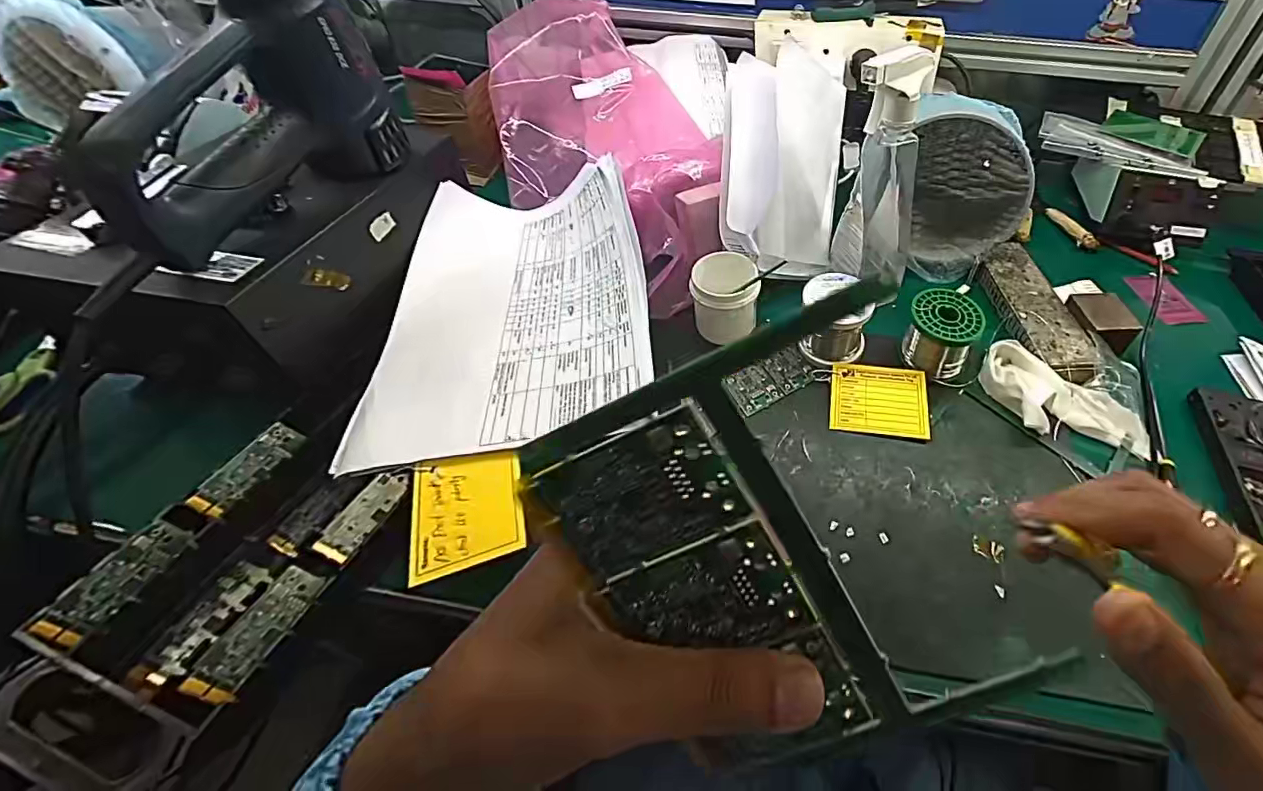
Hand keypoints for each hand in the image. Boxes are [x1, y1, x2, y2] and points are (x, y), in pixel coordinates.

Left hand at [341, 545, 825, 788]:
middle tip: (827, 577)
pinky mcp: (621, 648)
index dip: (750, 507)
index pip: (691, 498)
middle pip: (703, 550)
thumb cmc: (508, 704)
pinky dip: (720, 660)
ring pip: (699, 598)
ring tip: (811, 621)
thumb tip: (810, 687)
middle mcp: (617, 554)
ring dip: (745, 618)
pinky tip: (760, 679)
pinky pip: (685, 643)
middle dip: (760, 570)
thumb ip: (705, 691)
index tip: (809, 520)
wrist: (434, 778)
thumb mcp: (611, 695)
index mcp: (605, 530)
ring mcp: (619, 603)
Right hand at [1015, 472, 1262, 790]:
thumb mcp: (1242, 758)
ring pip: (1168, 513)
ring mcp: (1262, 578)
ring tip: (1046, 535)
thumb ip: (1178, 678)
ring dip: (1100, 513)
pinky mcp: (1247, 591)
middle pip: (1168, 505)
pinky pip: (1175, 541)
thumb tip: (1105, 600)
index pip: (1172, 525)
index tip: (1031, 519)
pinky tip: (1091, 548)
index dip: (1093, 510)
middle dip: (1088, 504)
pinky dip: (1121, 533)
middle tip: (1027, 529)